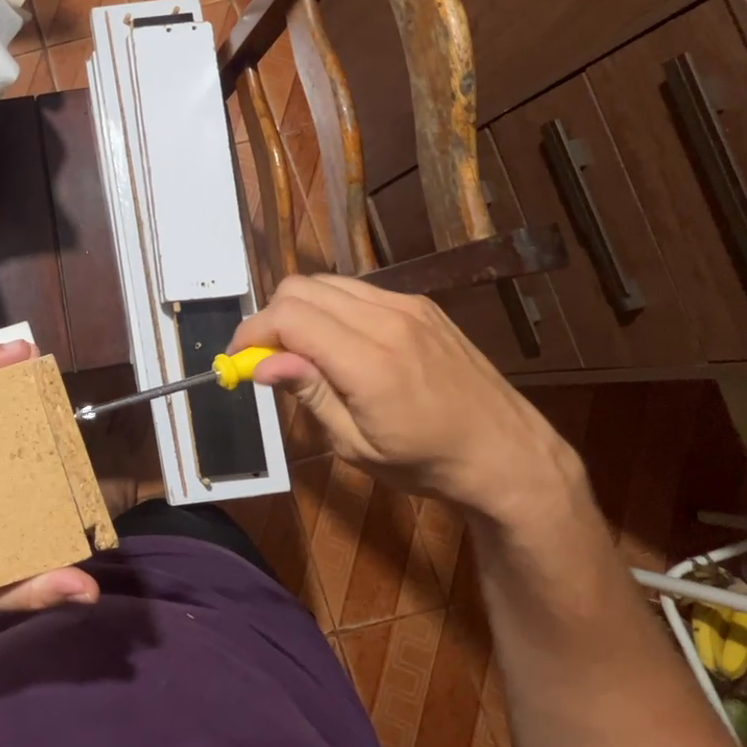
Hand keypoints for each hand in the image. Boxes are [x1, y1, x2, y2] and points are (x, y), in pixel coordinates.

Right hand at [229, 275, 581, 520]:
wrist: (508, 453)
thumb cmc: (425, 462)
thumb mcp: (357, 445)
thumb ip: (309, 394)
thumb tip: (260, 364)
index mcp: (370, 362)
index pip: (289, 318)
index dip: (252, 333)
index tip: (238, 360)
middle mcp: (387, 321)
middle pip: (300, 289)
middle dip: (270, 318)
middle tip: (265, 357)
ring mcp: (407, 307)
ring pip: (325, 283)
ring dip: (298, 310)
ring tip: (299, 350)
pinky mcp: (420, 305)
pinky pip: (356, 290)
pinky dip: (330, 307)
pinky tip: (337, 343)